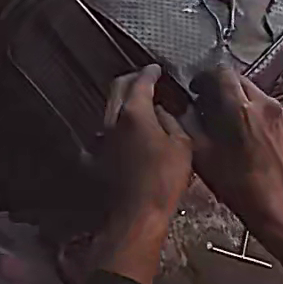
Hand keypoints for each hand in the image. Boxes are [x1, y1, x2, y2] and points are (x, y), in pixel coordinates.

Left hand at [93, 65, 193, 283]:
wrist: (137, 214)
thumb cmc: (164, 180)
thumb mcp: (182, 145)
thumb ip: (172, 121)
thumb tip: (163, 113)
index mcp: (134, 113)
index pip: (140, 82)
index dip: (150, 73)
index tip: (156, 69)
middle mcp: (113, 120)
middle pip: (117, 89)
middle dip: (132, 80)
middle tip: (146, 79)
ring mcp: (103, 138)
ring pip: (111, 108)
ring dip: (125, 100)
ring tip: (143, 103)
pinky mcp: (100, 155)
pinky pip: (111, 127)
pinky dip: (122, 120)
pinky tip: (135, 129)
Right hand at [189, 67, 282, 269]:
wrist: (274, 202)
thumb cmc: (236, 183)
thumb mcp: (202, 153)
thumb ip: (189, 123)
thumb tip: (185, 106)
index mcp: (238, 109)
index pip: (221, 73)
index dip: (204, 77)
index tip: (196, 89)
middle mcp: (262, 103)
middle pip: (237, 79)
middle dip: (220, 86)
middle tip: (207, 103)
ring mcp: (278, 111)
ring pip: (252, 90)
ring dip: (236, 97)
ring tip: (224, 118)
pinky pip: (264, 104)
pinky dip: (250, 109)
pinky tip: (242, 129)